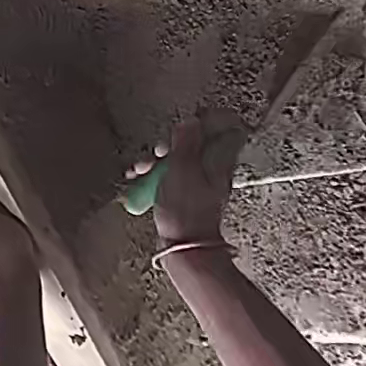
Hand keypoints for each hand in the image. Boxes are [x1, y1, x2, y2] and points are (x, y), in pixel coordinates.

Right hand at [133, 111, 245, 243]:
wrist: (185, 246)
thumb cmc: (186, 211)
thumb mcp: (182, 168)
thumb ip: (186, 142)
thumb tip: (190, 121)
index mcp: (219, 160)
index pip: (225, 128)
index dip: (207, 119)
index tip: (187, 121)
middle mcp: (213, 169)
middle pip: (195, 143)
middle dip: (170, 143)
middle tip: (158, 152)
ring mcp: (200, 183)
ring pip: (179, 160)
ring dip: (158, 160)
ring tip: (141, 170)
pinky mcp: (186, 196)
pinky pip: (171, 176)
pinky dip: (156, 175)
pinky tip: (139, 180)